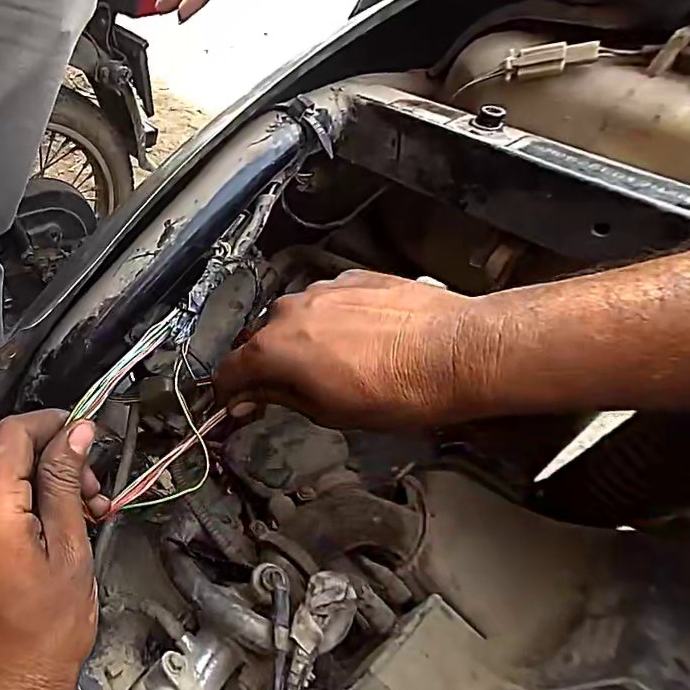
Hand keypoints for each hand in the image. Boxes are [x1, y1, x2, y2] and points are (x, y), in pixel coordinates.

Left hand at [0, 411, 102, 689]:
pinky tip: (57, 524)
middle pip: (6, 453)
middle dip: (54, 459)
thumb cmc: (41, 638)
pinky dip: (24, 503)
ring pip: (1, 477)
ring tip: (83, 511)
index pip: (13, 433)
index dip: (52, 423)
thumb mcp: (69, 550)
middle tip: (92, 487)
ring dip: (43, 482)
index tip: (83, 431)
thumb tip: (75, 435)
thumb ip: (66, 483)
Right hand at [214, 271, 493, 428]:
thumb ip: (277, 398)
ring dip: (300, 338)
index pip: (230, 369)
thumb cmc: (400, 390)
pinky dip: (330, 318)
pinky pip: (325, 300)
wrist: (461, 350)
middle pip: (259, 340)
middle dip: (267, 363)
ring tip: (336, 361)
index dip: (228, 389)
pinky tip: (359, 338)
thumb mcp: (327, 411)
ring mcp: (319, 289)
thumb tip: (248, 397)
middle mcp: (287, 312)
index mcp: (273, 348)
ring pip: (293, 317)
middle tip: (289, 387)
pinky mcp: (351, 278)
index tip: (234, 401)